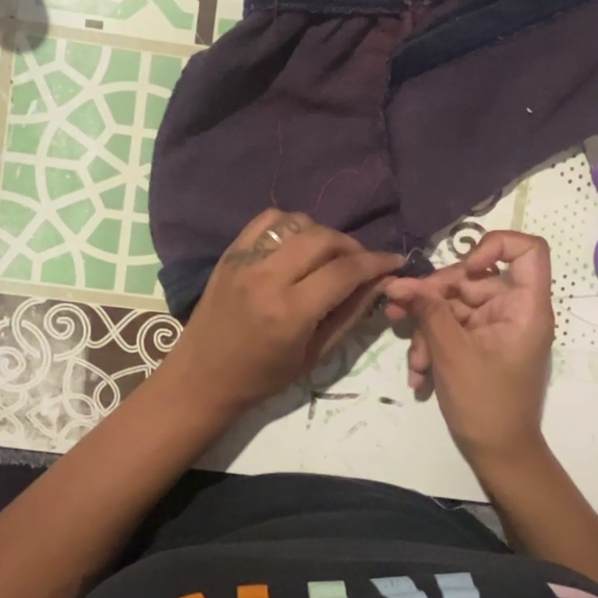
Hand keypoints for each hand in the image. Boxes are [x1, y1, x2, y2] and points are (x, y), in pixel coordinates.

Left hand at [159, 209, 403, 414]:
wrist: (202, 377)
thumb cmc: (262, 377)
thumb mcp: (313, 355)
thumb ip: (348, 315)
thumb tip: (379, 283)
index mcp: (290, 312)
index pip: (345, 271)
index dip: (377, 263)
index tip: (395, 261)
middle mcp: (268, 278)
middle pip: (324, 239)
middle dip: (352, 246)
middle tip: (361, 263)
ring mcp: (246, 260)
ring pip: (297, 223)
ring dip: (323, 234)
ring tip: (329, 255)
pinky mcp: (231, 253)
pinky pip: (267, 220)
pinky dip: (291, 225)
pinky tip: (298, 243)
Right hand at [382, 231, 554, 460]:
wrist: (499, 455)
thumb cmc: (486, 402)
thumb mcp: (451, 353)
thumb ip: (428, 312)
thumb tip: (399, 282)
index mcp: (525, 307)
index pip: (528, 250)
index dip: (494, 245)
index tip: (464, 268)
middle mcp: (514, 311)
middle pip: (472, 279)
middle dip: (433, 299)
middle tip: (398, 312)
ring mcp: (497, 329)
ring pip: (455, 307)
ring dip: (427, 331)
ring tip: (414, 362)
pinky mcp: (481, 347)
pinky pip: (453, 331)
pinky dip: (433, 347)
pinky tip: (419, 374)